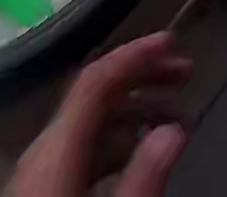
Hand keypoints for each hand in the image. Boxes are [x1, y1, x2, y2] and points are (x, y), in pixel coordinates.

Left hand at [9, 32, 191, 196]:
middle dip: (142, 76)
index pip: (97, 80)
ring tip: (178, 117)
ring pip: (91, 122)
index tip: (172, 44)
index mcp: (56, 150)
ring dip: (134, 110)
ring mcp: (41, 172)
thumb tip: (174, 128)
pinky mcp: (43, 192)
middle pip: (95, 94)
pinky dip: (118, 140)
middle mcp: (45, 149)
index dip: (135, 55)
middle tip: (186, 74)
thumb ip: (143, 179)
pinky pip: (84, 148)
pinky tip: (143, 153)